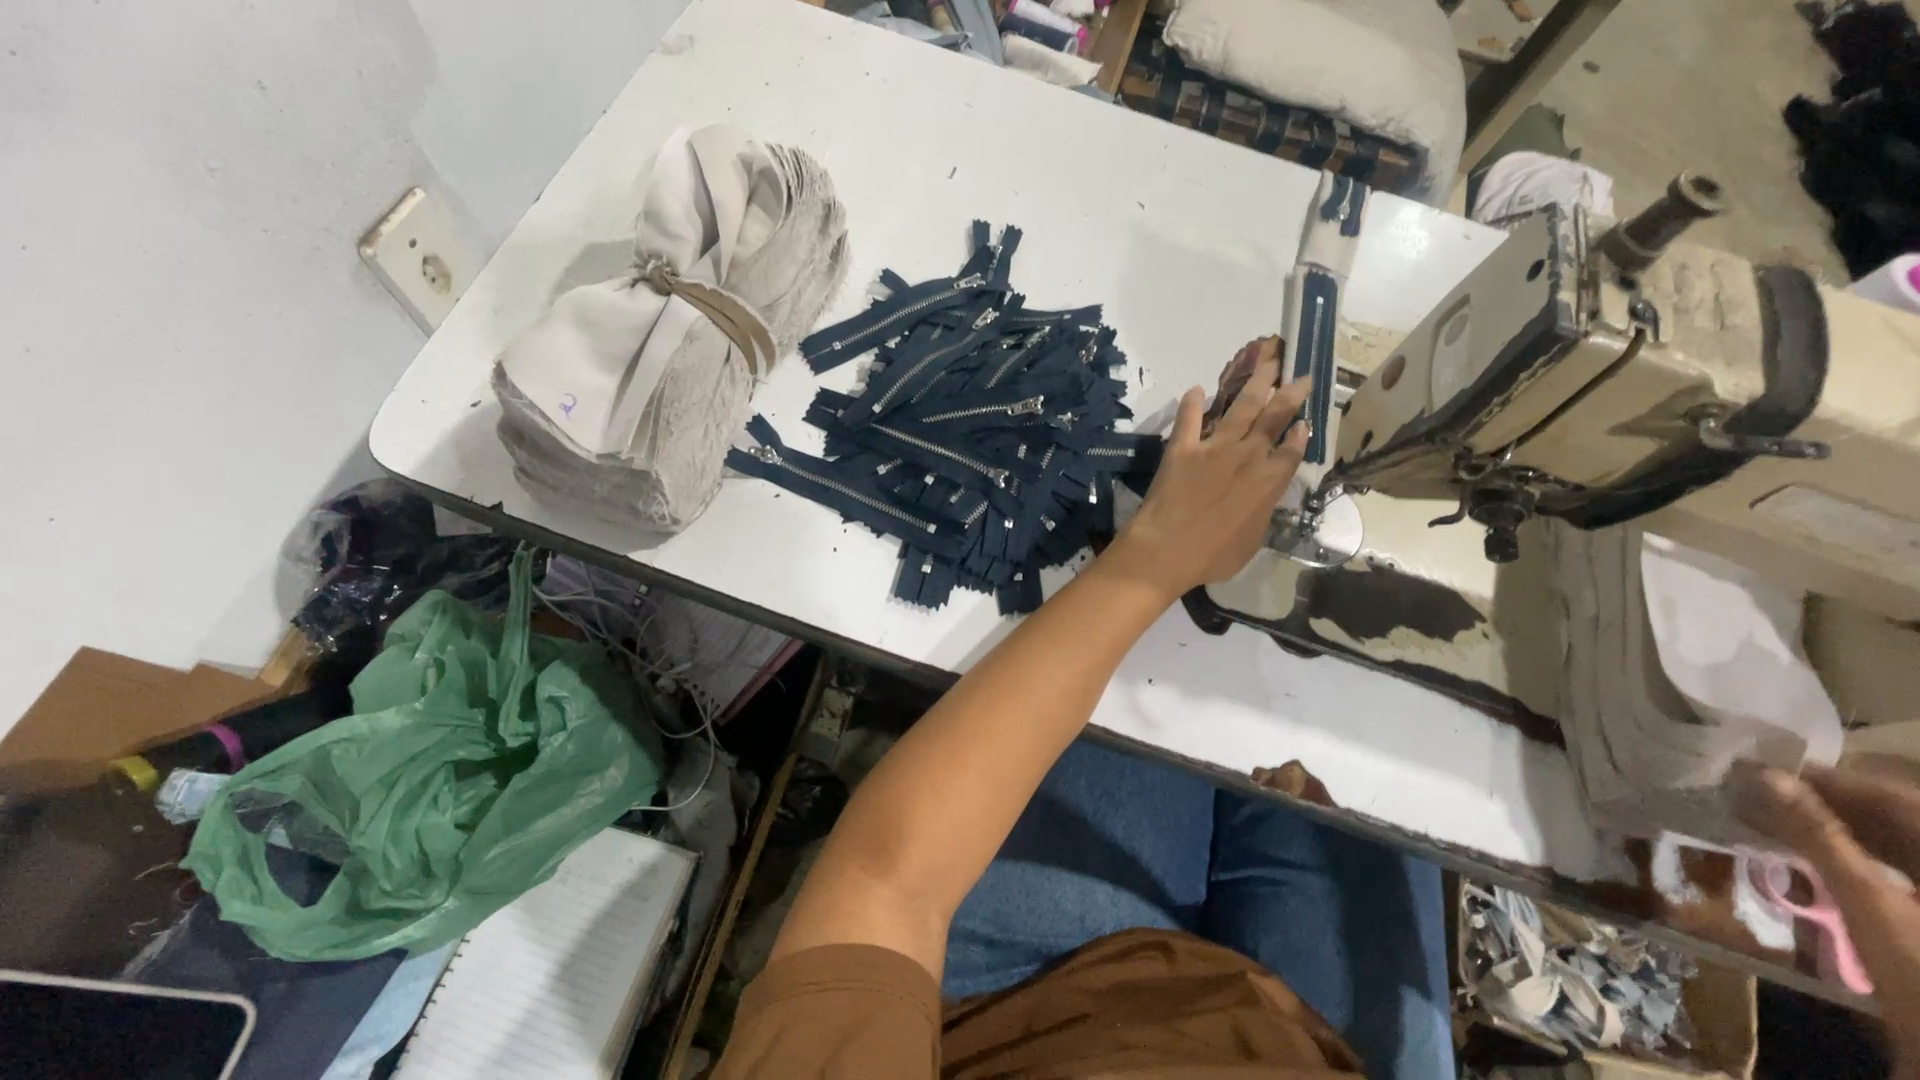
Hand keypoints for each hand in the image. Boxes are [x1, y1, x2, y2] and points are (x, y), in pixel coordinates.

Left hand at [1103, 337, 1308, 599]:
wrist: (1166, 549)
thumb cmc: (1212, 556)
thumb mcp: (1252, 541)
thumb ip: (1261, 512)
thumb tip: (1265, 497)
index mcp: (1268, 481)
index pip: (1291, 449)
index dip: (1300, 432)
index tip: (1305, 417)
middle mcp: (1246, 456)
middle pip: (1273, 418)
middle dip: (1288, 393)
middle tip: (1298, 374)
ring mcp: (1213, 448)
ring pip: (1240, 408)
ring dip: (1254, 383)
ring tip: (1266, 361)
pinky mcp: (1182, 448)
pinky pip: (1188, 419)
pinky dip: (1192, 402)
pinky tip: (1196, 388)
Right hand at [1732, 761, 1919, 1071]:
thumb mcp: (1868, 905)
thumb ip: (1817, 836)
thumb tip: (1760, 775)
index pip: (1889, 794)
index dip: (1823, 777)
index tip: (1757, 768)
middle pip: (1888, 817)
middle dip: (1818, 803)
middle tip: (1749, 793)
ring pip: (1888, 844)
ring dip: (1825, 830)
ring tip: (1764, 820)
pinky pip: (1892, 871)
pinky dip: (1845, 859)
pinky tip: (1804, 858)